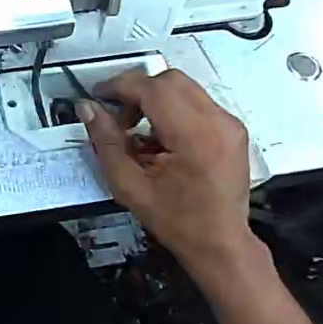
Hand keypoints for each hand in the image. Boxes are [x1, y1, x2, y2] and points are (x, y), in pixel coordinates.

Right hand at [80, 69, 264, 271]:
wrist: (221, 243)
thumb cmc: (180, 223)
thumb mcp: (131, 187)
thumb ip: (107, 143)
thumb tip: (89, 109)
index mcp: (195, 137)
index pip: (153, 89)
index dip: (120, 86)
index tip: (100, 95)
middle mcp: (219, 123)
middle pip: (169, 80)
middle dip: (138, 91)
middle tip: (119, 118)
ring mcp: (230, 124)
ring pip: (184, 88)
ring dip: (156, 100)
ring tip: (140, 133)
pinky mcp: (233, 128)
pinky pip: (198, 102)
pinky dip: (174, 110)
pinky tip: (162, 140)